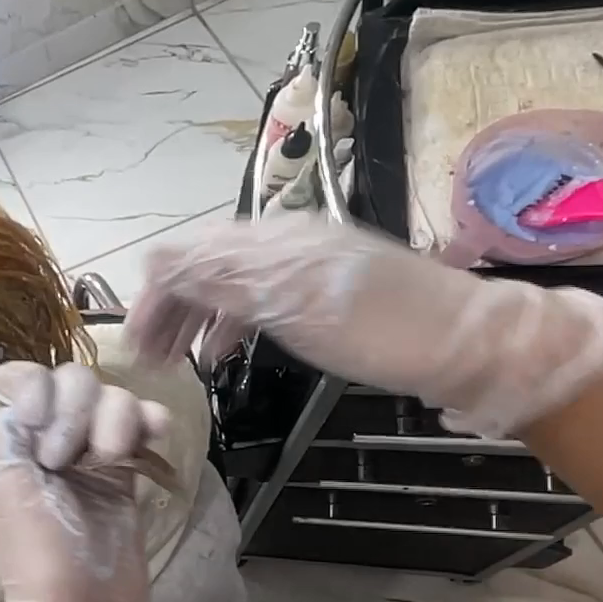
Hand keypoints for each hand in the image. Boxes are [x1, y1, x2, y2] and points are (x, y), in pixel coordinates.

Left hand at [0, 362, 168, 601]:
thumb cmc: (31, 547)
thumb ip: (7, 420)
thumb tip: (36, 392)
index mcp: (7, 439)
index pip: (22, 377)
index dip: (35, 388)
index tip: (37, 424)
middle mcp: (46, 440)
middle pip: (73, 380)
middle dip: (73, 413)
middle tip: (63, 463)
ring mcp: (89, 453)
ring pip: (113, 396)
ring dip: (113, 422)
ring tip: (105, 464)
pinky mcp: (128, 471)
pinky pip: (146, 422)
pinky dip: (151, 422)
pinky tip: (149, 442)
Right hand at [124, 215, 602, 435]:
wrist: (468, 344)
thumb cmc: (377, 331)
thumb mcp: (291, 305)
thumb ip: (222, 281)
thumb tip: (158, 263)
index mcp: (272, 240)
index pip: (187, 255)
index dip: (153, 297)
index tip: (134, 344)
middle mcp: (280, 243)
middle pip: (199, 268)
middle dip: (165, 310)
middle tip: (146, 358)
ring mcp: (299, 265)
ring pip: (221, 286)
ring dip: (189, 320)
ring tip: (169, 361)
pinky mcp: (314, 290)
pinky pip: (250, 301)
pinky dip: (222, 326)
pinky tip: (213, 355)